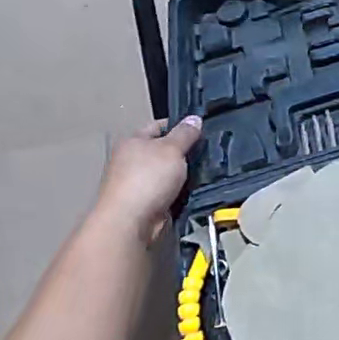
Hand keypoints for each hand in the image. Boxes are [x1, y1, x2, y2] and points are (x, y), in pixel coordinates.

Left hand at [91, 117, 202, 241]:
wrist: (131, 221)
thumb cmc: (147, 178)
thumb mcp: (171, 149)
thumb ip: (185, 134)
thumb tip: (194, 118)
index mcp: (133, 141)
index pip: (158, 126)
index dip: (180, 126)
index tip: (201, 130)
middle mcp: (132, 160)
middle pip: (164, 151)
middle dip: (185, 153)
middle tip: (208, 153)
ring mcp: (138, 183)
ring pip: (169, 174)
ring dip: (184, 175)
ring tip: (206, 172)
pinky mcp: (146, 204)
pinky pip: (169, 193)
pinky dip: (181, 192)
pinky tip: (194, 191)